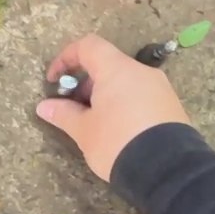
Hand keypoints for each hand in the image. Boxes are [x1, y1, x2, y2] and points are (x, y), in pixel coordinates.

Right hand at [36, 33, 192, 180]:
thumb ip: (63, 114)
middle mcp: (141, 72)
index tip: (54, 81)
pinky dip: (122, 105)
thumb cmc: (116, 141)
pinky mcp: (170, 105)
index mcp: (117, 70)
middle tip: (73, 109)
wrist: (165, 167)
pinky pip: (140, 96)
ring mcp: (159, 88)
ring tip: (94, 124)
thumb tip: (44, 107)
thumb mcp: (84, 130)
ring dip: (103, 95)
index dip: (66, 58)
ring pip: (124, 82)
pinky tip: (117, 131)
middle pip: (106, 65)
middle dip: (84, 83)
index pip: (88, 46)